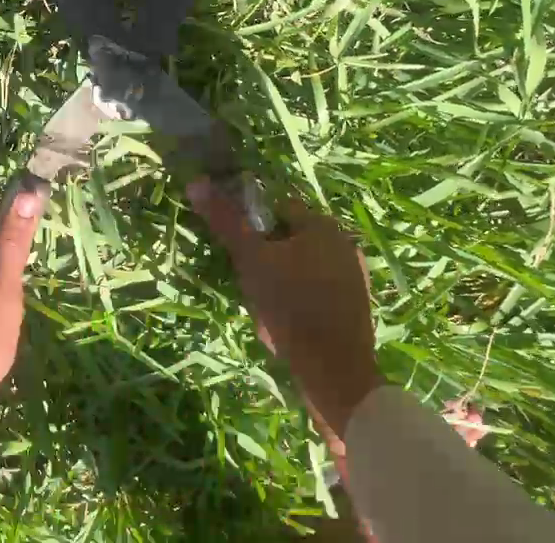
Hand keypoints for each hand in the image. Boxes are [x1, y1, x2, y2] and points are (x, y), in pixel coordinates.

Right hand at [188, 178, 383, 441]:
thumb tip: (197, 182)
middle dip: (267, 259)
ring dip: (281, 283)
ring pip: (302, 269)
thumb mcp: (251, 260)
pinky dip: (299, 304)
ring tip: (266, 311)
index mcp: (323, 226)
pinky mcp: (357, 308)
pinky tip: (286, 326)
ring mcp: (356, 278)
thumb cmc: (291, 305)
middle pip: (289, 240)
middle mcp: (345, 244)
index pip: (277, 209)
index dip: (253, 229)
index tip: (241, 253)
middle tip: (252, 285)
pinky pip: (318, 294)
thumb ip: (226, 221)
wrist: (336, 372)